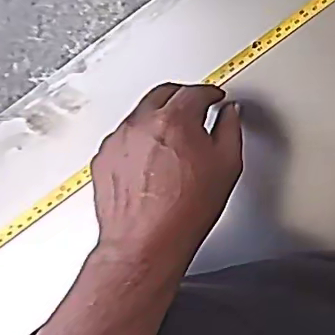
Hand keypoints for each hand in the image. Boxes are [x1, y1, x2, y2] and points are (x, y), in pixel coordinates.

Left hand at [89, 83, 243, 267]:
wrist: (146, 243)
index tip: (214, 98)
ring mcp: (119, 140)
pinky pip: (125, 136)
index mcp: (174, 119)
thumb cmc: (184, 211)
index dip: (210, 93)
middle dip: (182, 97)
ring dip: (160, 118)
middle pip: (164, 93)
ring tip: (175, 140)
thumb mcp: (227, 165)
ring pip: (142, 113)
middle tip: (196, 106)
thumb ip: (230, 129)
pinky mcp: (104, 157)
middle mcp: (141, 123)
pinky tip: (154, 159)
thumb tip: (229, 115)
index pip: (195, 91)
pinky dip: (141, 139)